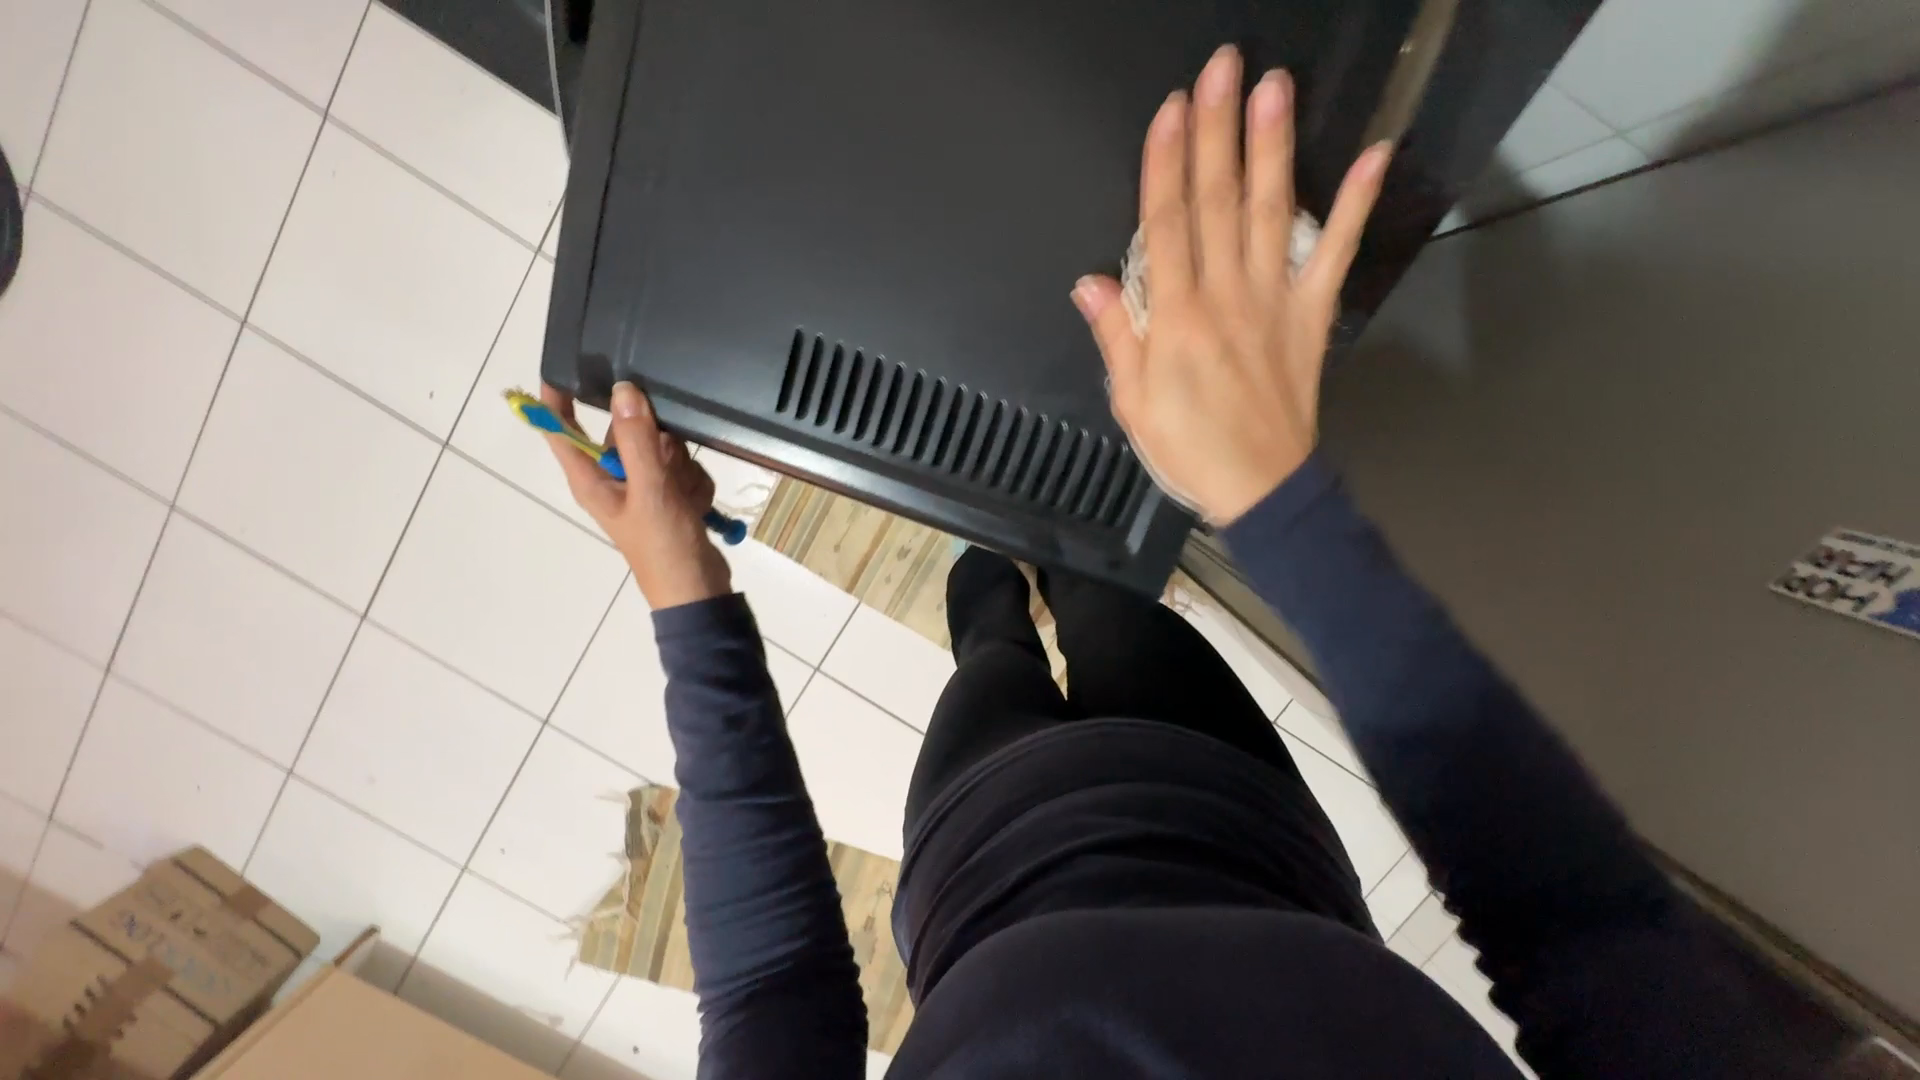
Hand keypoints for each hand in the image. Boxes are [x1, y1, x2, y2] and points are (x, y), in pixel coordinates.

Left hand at [542, 381, 732, 608]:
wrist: (699, 589)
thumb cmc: (663, 546)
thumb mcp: (651, 491)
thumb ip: (638, 441)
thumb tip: (623, 391)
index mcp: (593, 480)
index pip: (563, 431)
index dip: (558, 400)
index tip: (566, 367)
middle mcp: (615, 479)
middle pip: (627, 433)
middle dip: (655, 443)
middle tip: (667, 465)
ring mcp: (645, 488)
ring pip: (663, 449)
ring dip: (680, 468)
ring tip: (685, 497)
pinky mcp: (671, 497)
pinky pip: (683, 471)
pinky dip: (694, 486)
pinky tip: (695, 506)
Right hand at [1072, 45, 1390, 525]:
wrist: (1258, 485)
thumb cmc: (1186, 447)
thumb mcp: (1131, 402)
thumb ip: (1115, 337)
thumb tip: (1089, 283)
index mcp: (1174, 317)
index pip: (1166, 225)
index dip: (1165, 164)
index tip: (1171, 109)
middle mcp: (1225, 295)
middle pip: (1216, 201)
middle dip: (1216, 131)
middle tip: (1222, 69)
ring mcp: (1274, 300)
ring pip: (1268, 212)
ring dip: (1271, 147)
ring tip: (1273, 87)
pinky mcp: (1311, 314)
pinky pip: (1333, 252)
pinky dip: (1355, 204)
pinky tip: (1374, 154)